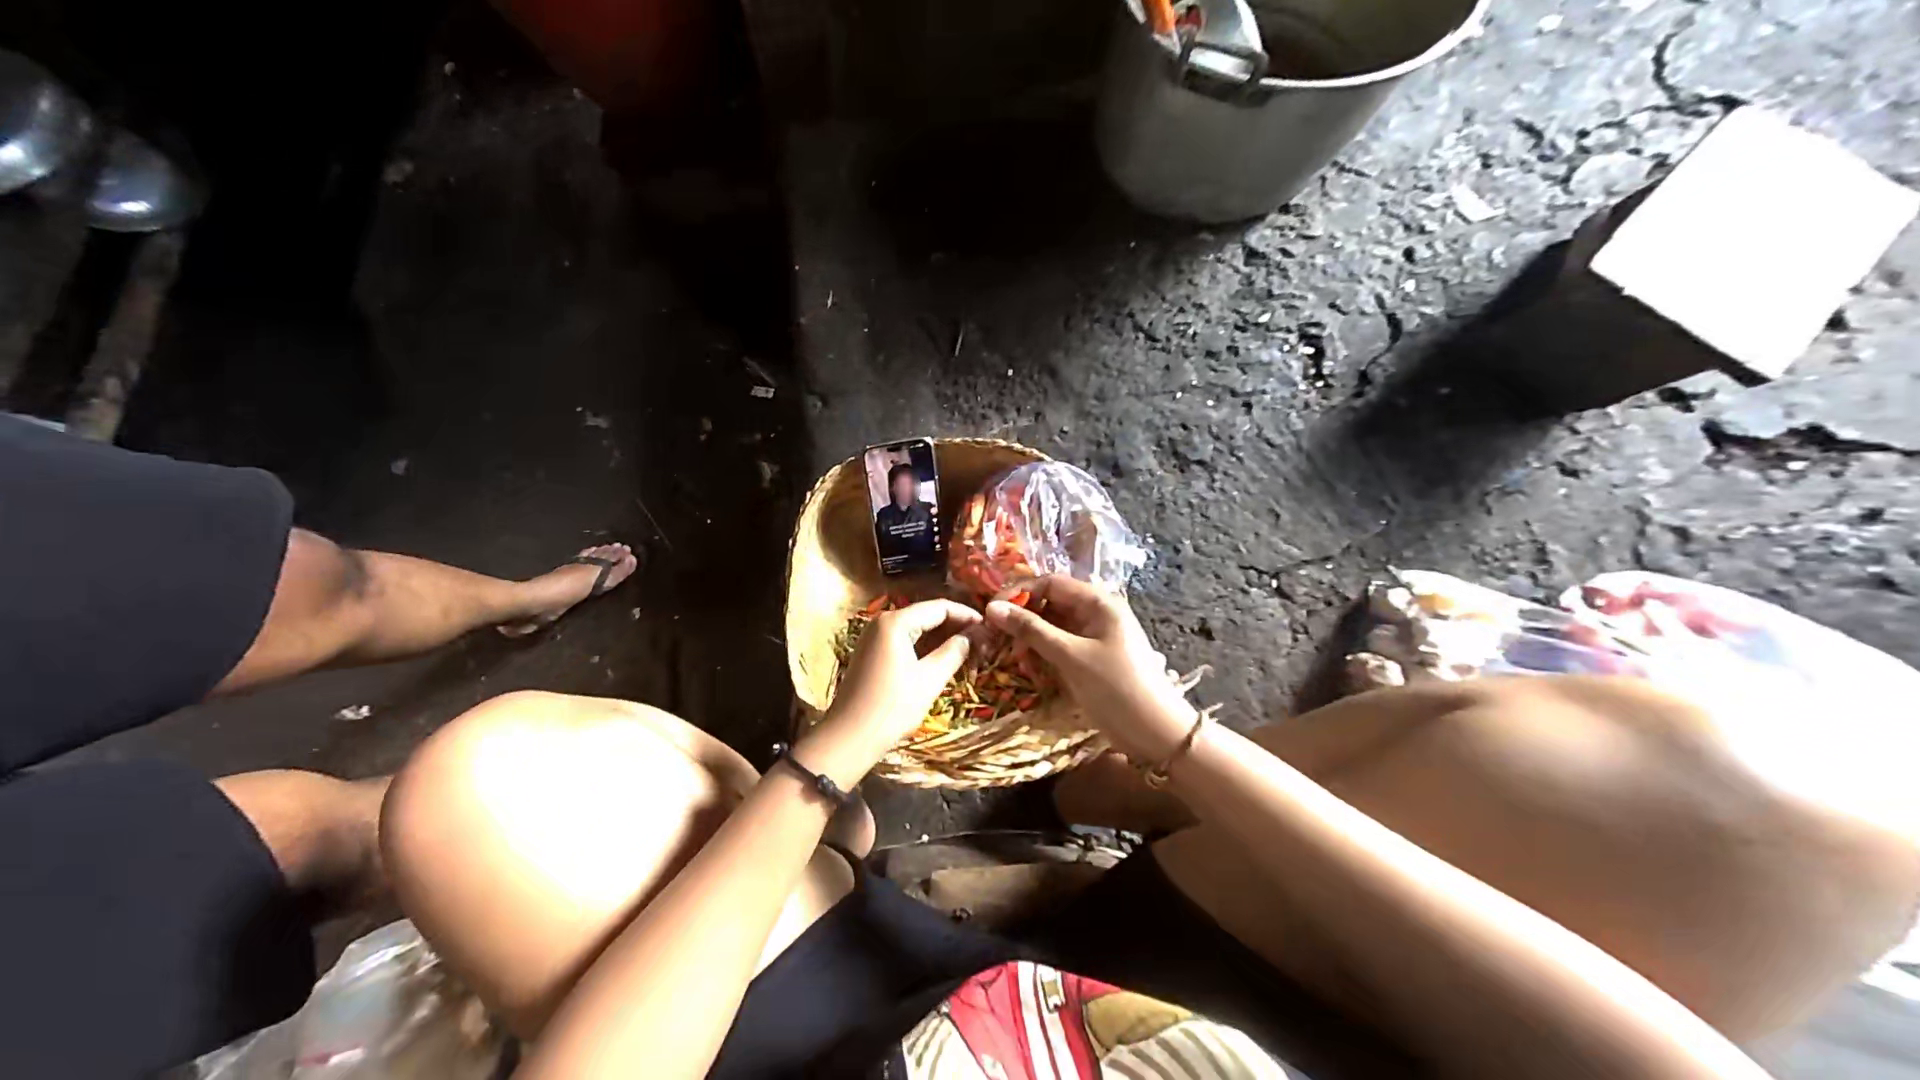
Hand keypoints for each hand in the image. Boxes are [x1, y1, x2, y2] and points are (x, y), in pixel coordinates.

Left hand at [802, 599, 980, 785]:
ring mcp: (874, 637)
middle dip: (955, 626)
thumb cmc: (892, 707)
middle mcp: (882, 622)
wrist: (848, 738)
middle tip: (983, 641)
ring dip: (941, 638)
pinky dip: (925, 647)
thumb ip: (956, 650)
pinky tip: (943, 659)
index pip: (940, 607)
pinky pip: (904, 641)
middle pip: (927, 615)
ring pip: (916, 629)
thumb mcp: (930, 679)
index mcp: (896, 621)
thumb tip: (978, 634)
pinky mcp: (871, 653)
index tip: (990, 626)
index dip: (967, 615)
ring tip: (969, 651)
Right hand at [984, 576, 1196, 762]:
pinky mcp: (1092, 660)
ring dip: (1031, 639)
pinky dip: (1043, 654)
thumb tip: (992, 608)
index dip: (1019, 593)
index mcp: (1097, 602)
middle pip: (1050, 603)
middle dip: (1023, 619)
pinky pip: (1060, 647)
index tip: (991, 612)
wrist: (1157, 733)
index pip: (1050, 583)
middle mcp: (1096, 613)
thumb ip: (1032, 630)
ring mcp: (1095, 637)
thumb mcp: (1070, 656)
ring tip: (1016, 660)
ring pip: (1053, 627)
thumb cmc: (1116, 688)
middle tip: (999, 640)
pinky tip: (1031, 669)